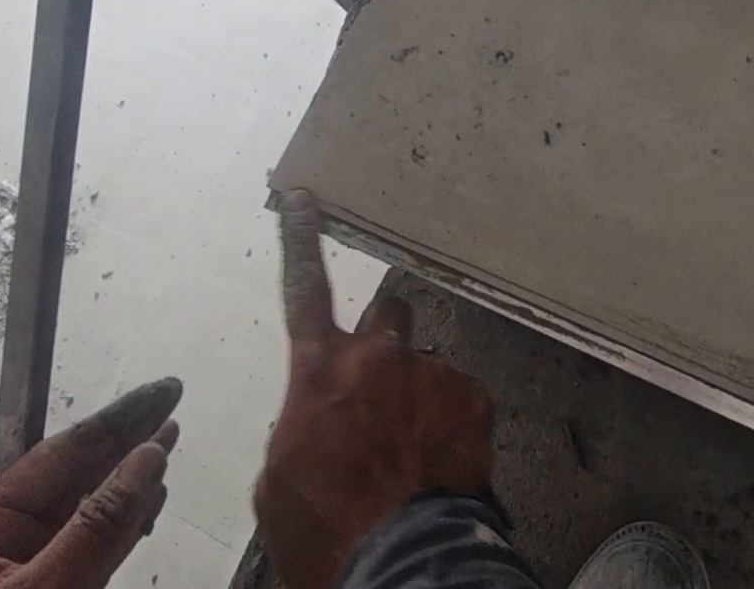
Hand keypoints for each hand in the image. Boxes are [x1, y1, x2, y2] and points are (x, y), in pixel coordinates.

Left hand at [0, 378, 182, 588]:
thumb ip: (96, 525)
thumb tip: (148, 456)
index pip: (52, 459)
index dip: (112, 421)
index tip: (160, 393)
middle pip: (70, 480)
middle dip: (126, 440)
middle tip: (173, 402)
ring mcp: (19, 580)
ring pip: (84, 513)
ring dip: (131, 477)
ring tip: (168, 440)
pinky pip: (90, 548)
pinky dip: (125, 521)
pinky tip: (150, 499)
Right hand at [254, 191, 495, 588]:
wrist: (403, 563)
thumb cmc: (328, 529)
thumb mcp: (281, 480)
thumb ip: (301, 423)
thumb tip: (320, 416)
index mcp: (320, 371)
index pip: (304, 287)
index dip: (301, 240)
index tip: (306, 201)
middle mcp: (377, 356)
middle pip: (387, 314)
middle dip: (385, 341)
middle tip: (386, 393)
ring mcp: (430, 371)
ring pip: (424, 367)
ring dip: (419, 397)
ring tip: (413, 455)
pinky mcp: (472, 394)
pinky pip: (458, 396)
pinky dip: (450, 422)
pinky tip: (440, 462)